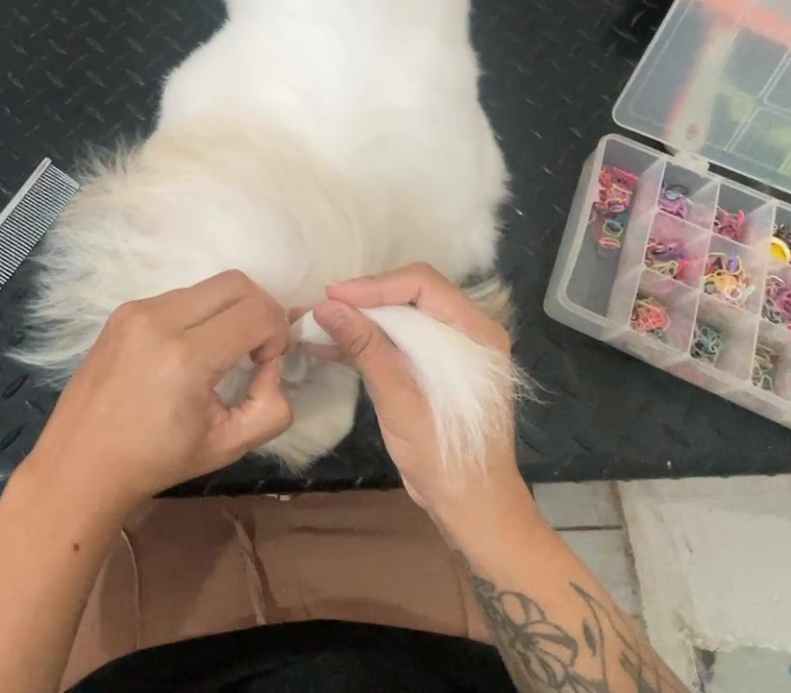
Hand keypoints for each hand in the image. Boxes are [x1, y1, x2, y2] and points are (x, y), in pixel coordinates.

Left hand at [19, 271, 295, 517]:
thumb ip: (272, 406)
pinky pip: (178, 297)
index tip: (265, 364)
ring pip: (207, 286)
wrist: (83, 462)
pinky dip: (198, 315)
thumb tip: (272, 364)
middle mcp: (160, 321)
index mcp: (187, 357)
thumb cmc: (157, 460)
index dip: (277, 333)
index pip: (258, 311)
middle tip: (253, 350)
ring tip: (219, 353)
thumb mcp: (229, 446)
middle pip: (237, 283)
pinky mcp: (122, 311)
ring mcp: (136, 311)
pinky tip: (186, 353)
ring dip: (227, 312)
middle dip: (259, 311)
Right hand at [310, 263, 531, 535]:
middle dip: (363, 300)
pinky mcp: (432, 368)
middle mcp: (466, 331)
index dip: (375, 285)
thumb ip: (367, 347)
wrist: (470, 506)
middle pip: (409, 295)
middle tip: (321, 307)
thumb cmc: (445, 455)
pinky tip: (328, 346)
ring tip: (316, 323)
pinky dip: (366, 342)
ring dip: (359, 320)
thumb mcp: (400, 400)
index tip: (333, 296)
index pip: (422, 283)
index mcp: (474, 331)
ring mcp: (449, 350)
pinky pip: (397, 341)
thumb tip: (326, 306)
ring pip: (399, 316)